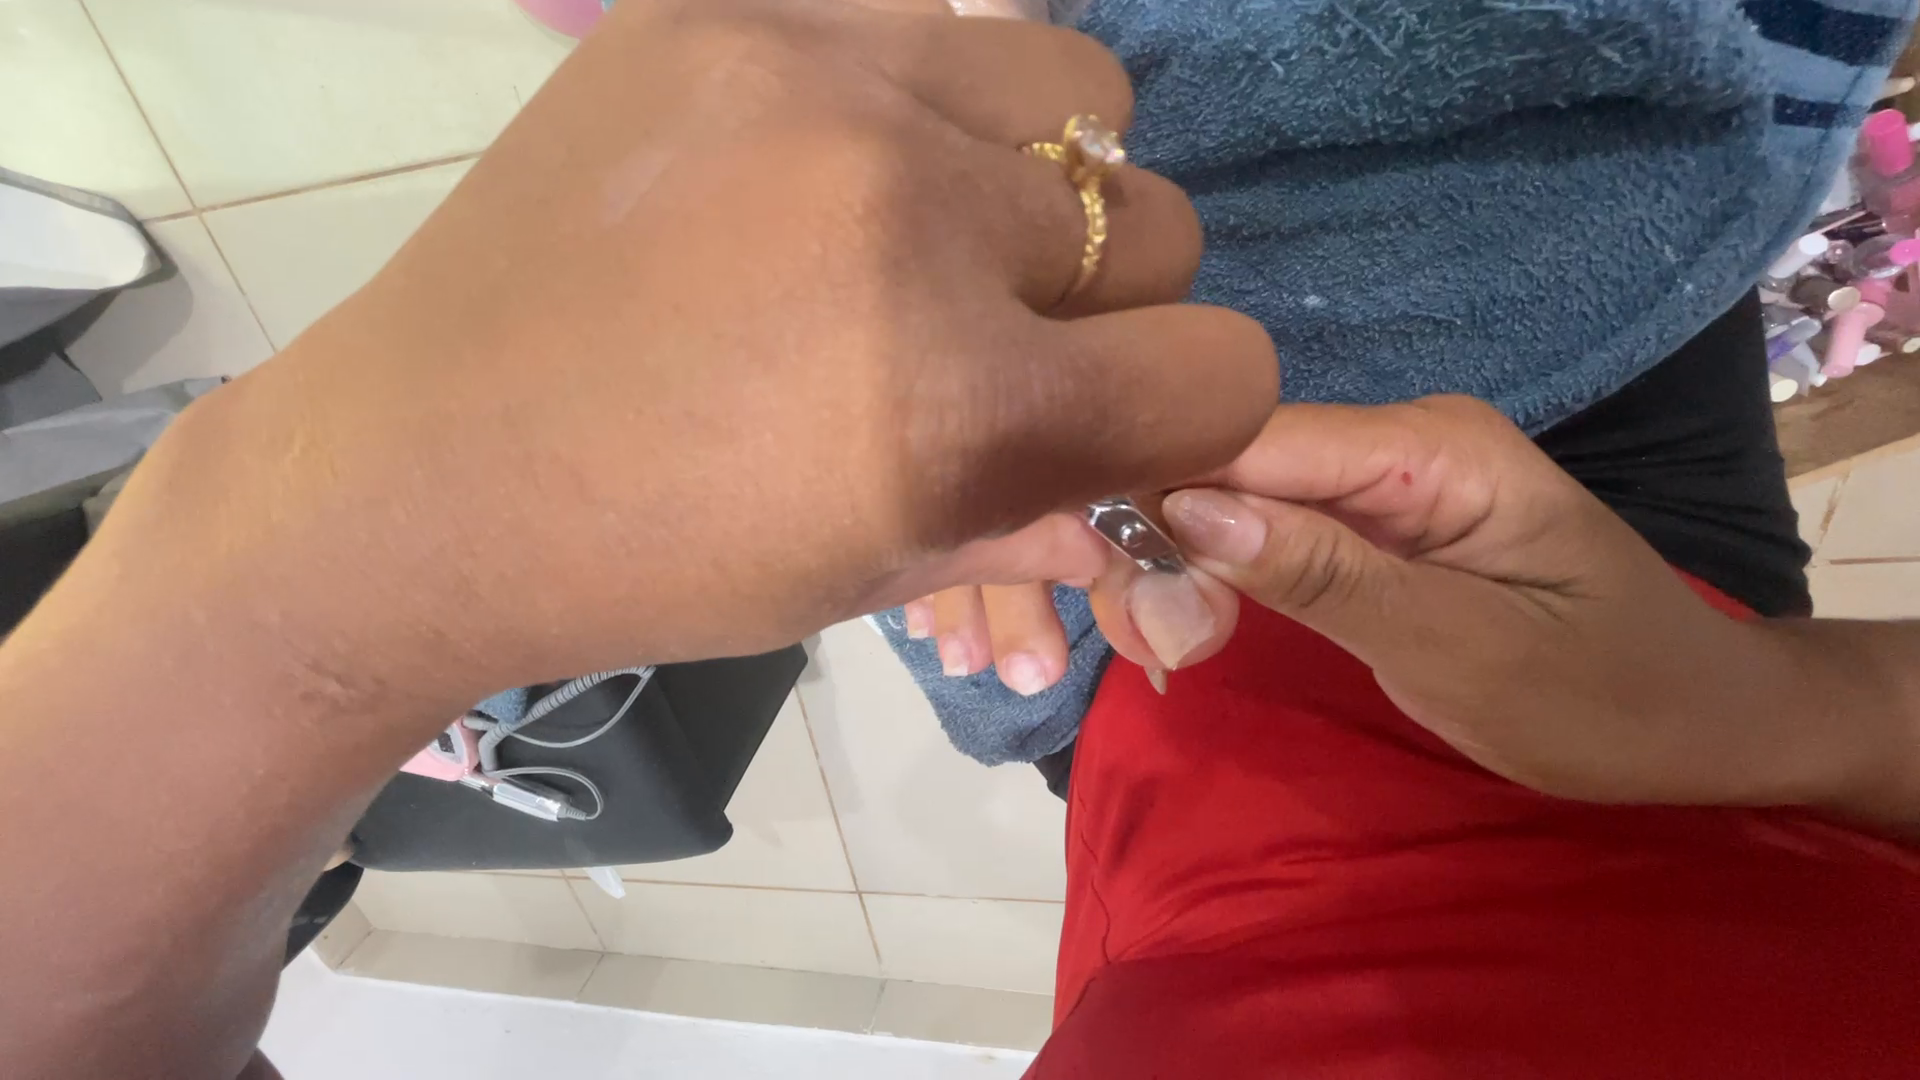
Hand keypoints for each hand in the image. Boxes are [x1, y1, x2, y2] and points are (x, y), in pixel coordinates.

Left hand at [108, 0, 1276, 707]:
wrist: (434, 476)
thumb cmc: (672, 563)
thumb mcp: (875, 575)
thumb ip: (1040, 518)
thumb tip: (1141, 492)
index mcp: (960, 412)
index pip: (1220, 374)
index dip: (1192, 413)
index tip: (1125, 425)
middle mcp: (921, 230)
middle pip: (1164, 233)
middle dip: (1109, 313)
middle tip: (1004, 345)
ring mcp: (825, 91)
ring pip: (1087, 100)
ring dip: (1050, 191)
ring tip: (942, 243)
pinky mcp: (733, 16)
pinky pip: (949, 30)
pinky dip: (950, 110)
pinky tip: (857, 173)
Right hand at [1152, 396, 1892, 806]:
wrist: (1692, 723)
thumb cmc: (1601, 697)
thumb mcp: (1462, 649)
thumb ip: (1326, 575)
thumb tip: (1186, 511)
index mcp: (1425, 446)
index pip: (1249, 438)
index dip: (1158, 491)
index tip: (1099, 571)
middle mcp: (1382, 440)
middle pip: (1221, 465)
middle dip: (1154, 542)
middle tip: (1143, 640)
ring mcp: (1362, 480)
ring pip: (1218, 500)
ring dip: (1166, 567)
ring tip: (1156, 645)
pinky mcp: (1347, 521)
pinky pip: (1246, 532)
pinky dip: (1198, 577)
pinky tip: (1177, 622)